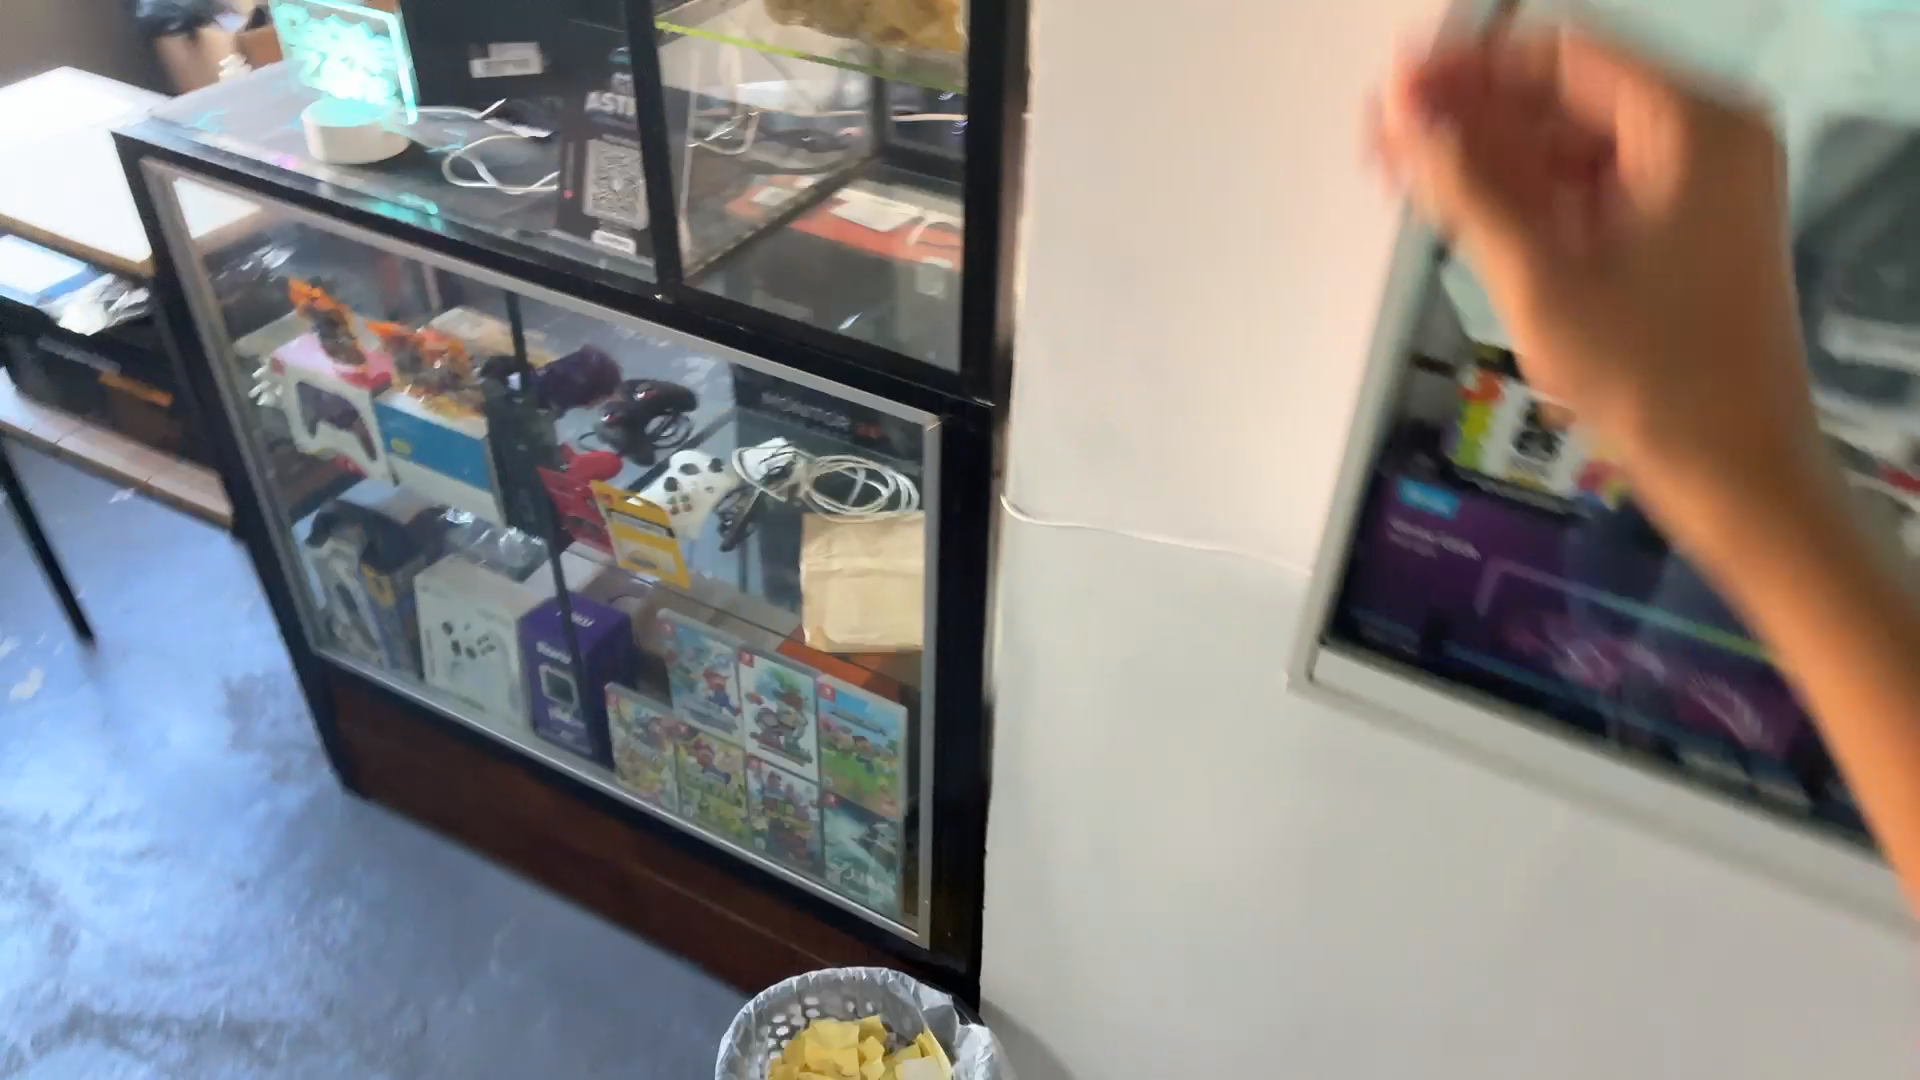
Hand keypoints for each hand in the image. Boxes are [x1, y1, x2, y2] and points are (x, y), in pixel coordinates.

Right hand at [1373, 27, 1827, 541]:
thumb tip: (1412, 129)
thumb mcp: (1544, 280)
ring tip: (1393, 164)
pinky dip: (1504, 191)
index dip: (1472, 65)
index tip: (1396, 86)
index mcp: (1688, 130)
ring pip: (1554, 144)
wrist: (1720, 454)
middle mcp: (1689, 140)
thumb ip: (1475, 196)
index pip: (1563, 58)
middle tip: (1378, 132)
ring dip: (1474, 153)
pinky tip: (1444, 199)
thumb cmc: (1646, 373)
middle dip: (1464, 111)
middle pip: (1556, 97)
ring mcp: (1671, 185)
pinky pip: (1565, 188)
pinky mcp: (1648, 227)